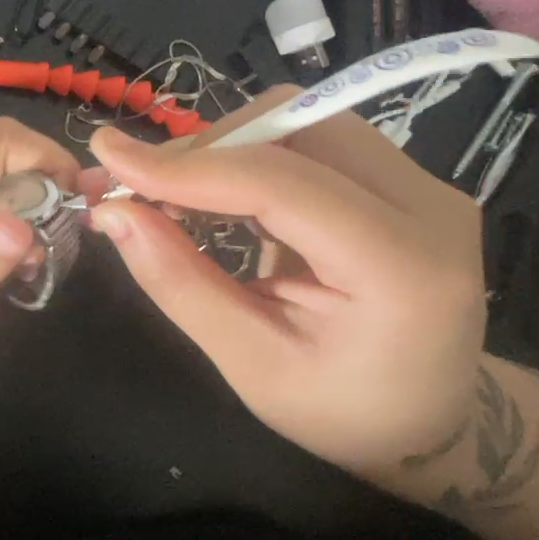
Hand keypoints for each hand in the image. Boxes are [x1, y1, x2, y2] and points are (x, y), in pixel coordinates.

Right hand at [82, 87, 486, 475]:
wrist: (433, 419)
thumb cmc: (340, 409)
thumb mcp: (250, 365)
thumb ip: (181, 283)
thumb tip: (112, 214)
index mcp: (403, 270)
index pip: (280, 183)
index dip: (185, 166)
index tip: (105, 156)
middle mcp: (428, 208)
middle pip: (293, 128)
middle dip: (200, 149)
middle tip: (134, 188)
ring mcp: (422, 185)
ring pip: (298, 120)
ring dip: (219, 148)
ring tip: (168, 193)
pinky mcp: (401, 180)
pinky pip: (306, 138)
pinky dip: (243, 156)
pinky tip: (211, 196)